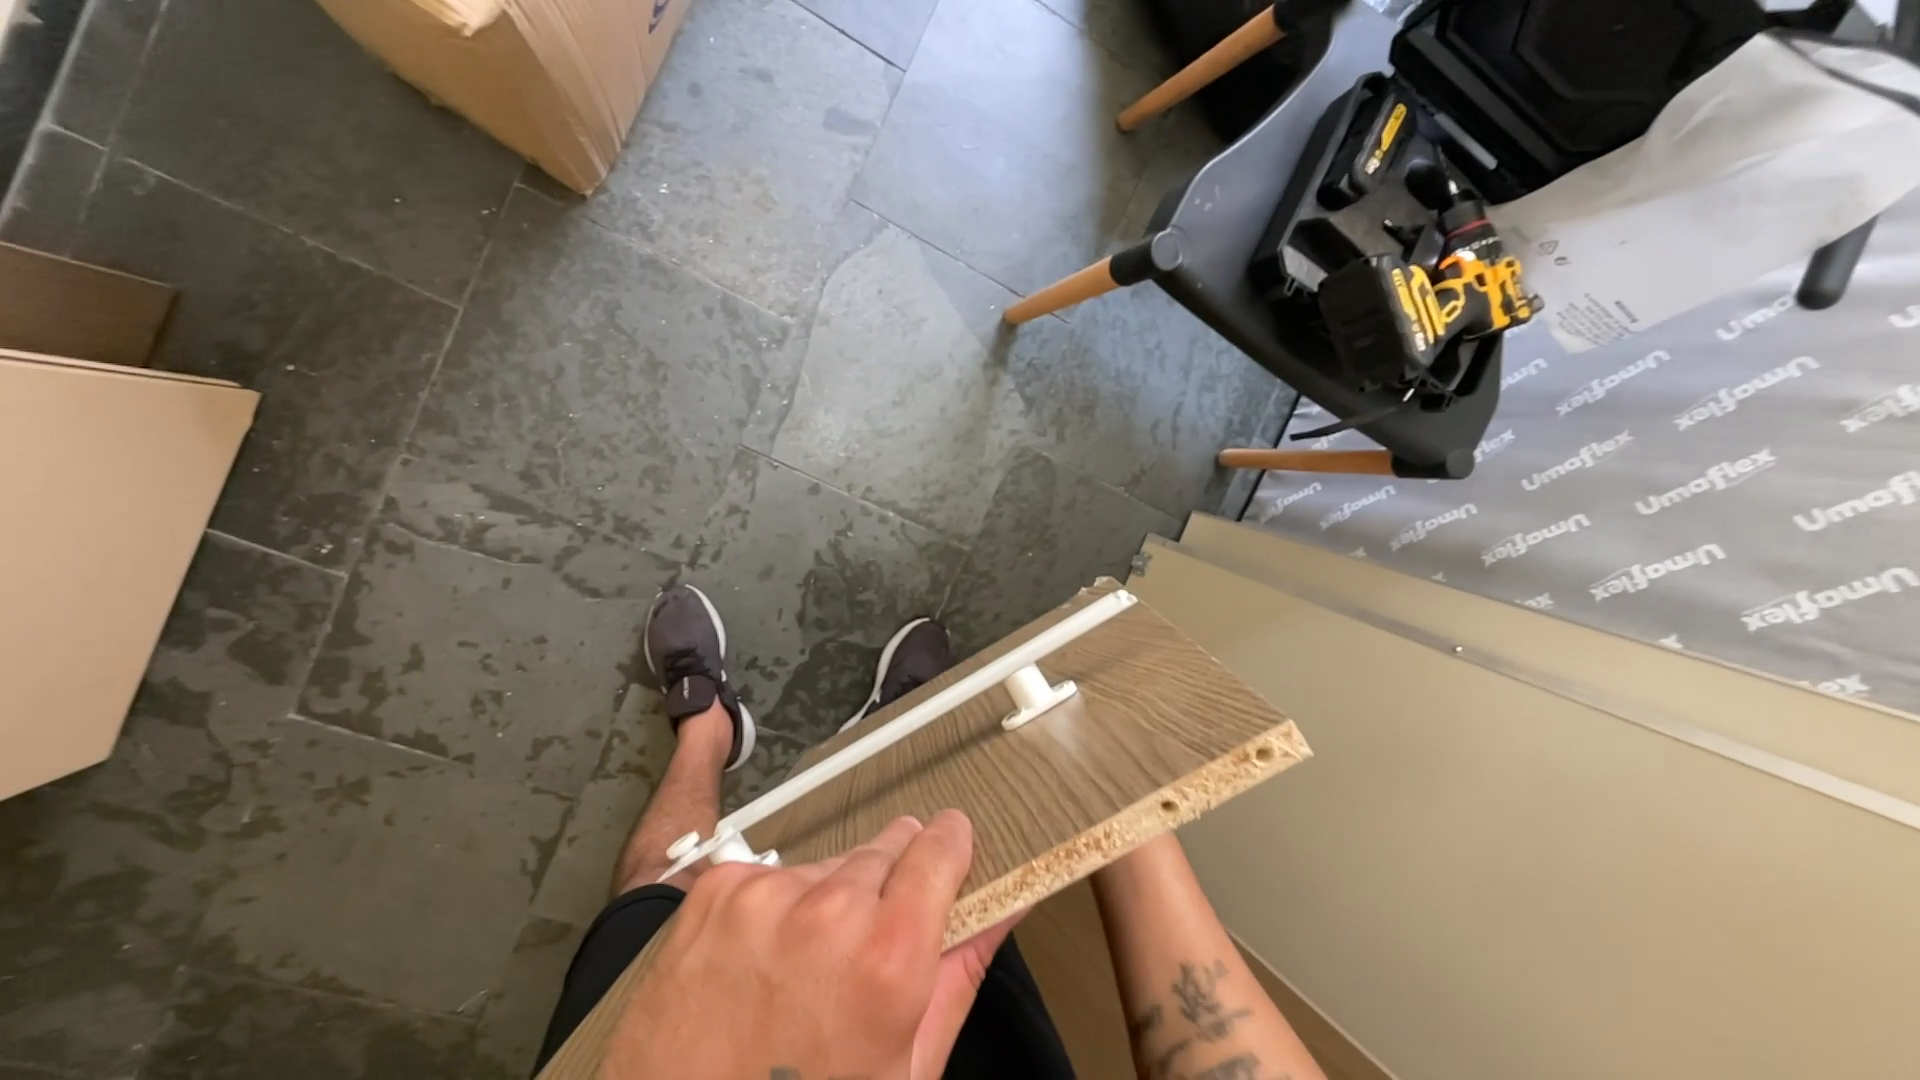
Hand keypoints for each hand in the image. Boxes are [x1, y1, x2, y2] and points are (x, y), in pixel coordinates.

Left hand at [598, 810, 1020, 1079]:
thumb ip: (964, 969)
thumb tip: (1009, 902)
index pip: (940, 848)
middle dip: (890, 884)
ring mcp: (766, 894)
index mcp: (889, 957)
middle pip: (886, 851)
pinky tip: (764, 959)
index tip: (950, 846)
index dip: (950, 847)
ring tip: (808, 963)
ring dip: (831, 897)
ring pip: (828, 865)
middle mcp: (829, 910)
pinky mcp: (718, 889)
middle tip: (870, 942)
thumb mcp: (908, 1064)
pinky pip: (773, 874)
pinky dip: (777, 904)